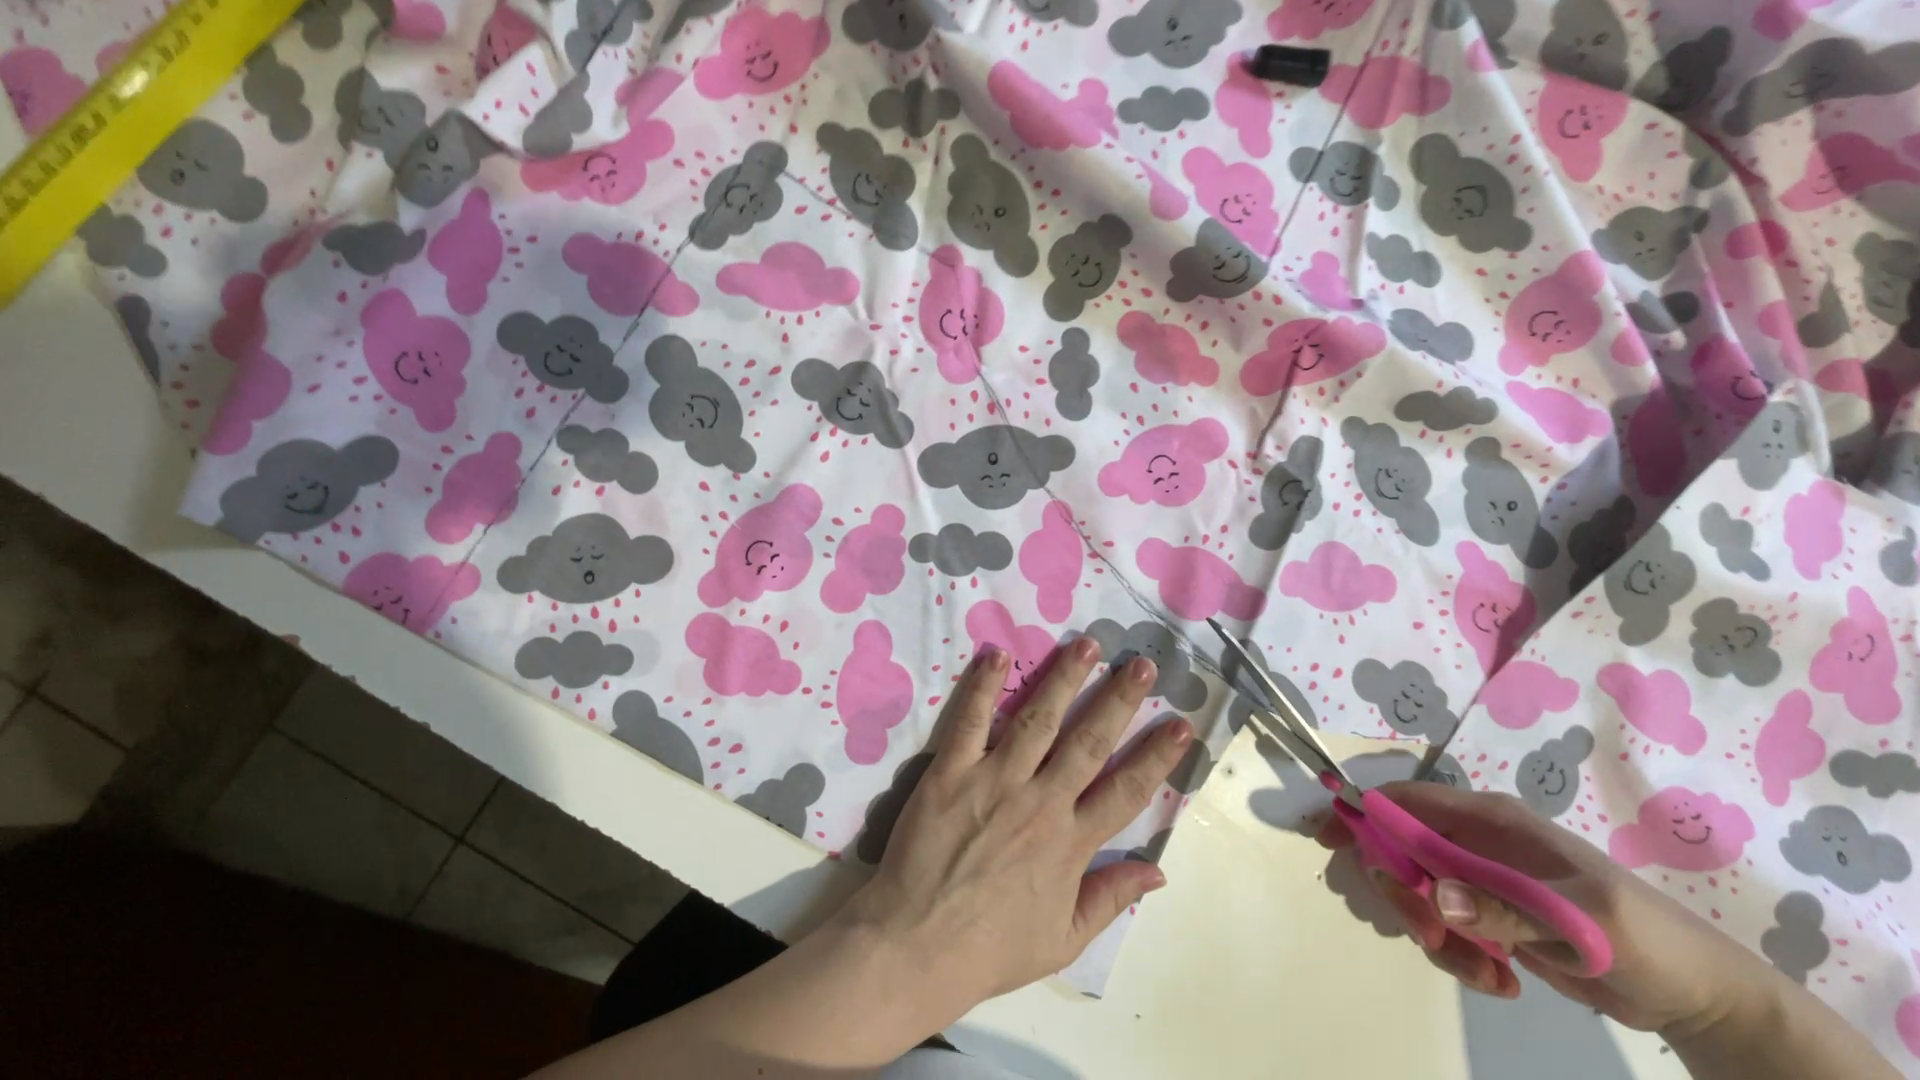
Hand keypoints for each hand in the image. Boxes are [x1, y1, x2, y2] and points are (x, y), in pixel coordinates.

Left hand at [827, 637, 1193, 1021]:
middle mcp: (1041, 802)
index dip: (1157, 756)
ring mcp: (994, 782)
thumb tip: (1158, 871)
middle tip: (1141, 664)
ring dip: (1065, 679)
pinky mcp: (950, 773)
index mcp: (1072, 843)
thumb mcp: (1063, 940)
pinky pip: (971, 721)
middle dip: (1119, 700)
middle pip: (1089, 741)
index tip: (1181, 724)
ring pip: (1038, 720)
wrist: (915, 945)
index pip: (1127, 790)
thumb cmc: (991, 948)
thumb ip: (1110, 899)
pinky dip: (984, 686)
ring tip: (1087, 644)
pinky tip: (998, 654)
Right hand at [1319, 781, 1771, 1038]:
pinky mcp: (1488, 917)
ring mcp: (1481, 881)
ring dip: (1436, 937)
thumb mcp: (1581, 924)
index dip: (1361, 813)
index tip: (1326, 841)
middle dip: (1403, 897)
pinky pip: (1443, 929)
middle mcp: (1478, 843)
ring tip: (1486, 970)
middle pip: (1399, 853)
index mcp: (1494, 821)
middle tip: (1431, 933)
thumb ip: (1503, 907)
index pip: (1406, 802)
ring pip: (1417, 897)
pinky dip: (1458, 957)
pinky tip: (1501, 978)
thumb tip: (1433, 894)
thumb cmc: (1643, 940)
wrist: (1694, 994)